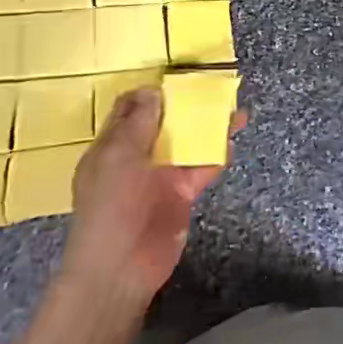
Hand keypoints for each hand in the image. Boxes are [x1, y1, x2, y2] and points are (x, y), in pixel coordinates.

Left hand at [61, 87, 241, 308]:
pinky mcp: (180, 193)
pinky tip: (232, 139)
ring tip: (231, 108)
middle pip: (164, 122)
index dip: (152, 91)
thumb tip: (152, 90)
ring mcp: (160, 175)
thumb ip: (138, 123)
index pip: (131, 109)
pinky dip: (216, 154)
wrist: (120, 268)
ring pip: (186, 142)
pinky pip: (201, 167)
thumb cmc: (111, 207)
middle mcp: (136, 155)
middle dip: (186, 105)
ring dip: (206, 126)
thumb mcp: (118, 157)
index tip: (178, 75)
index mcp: (112, 144)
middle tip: (213, 86)